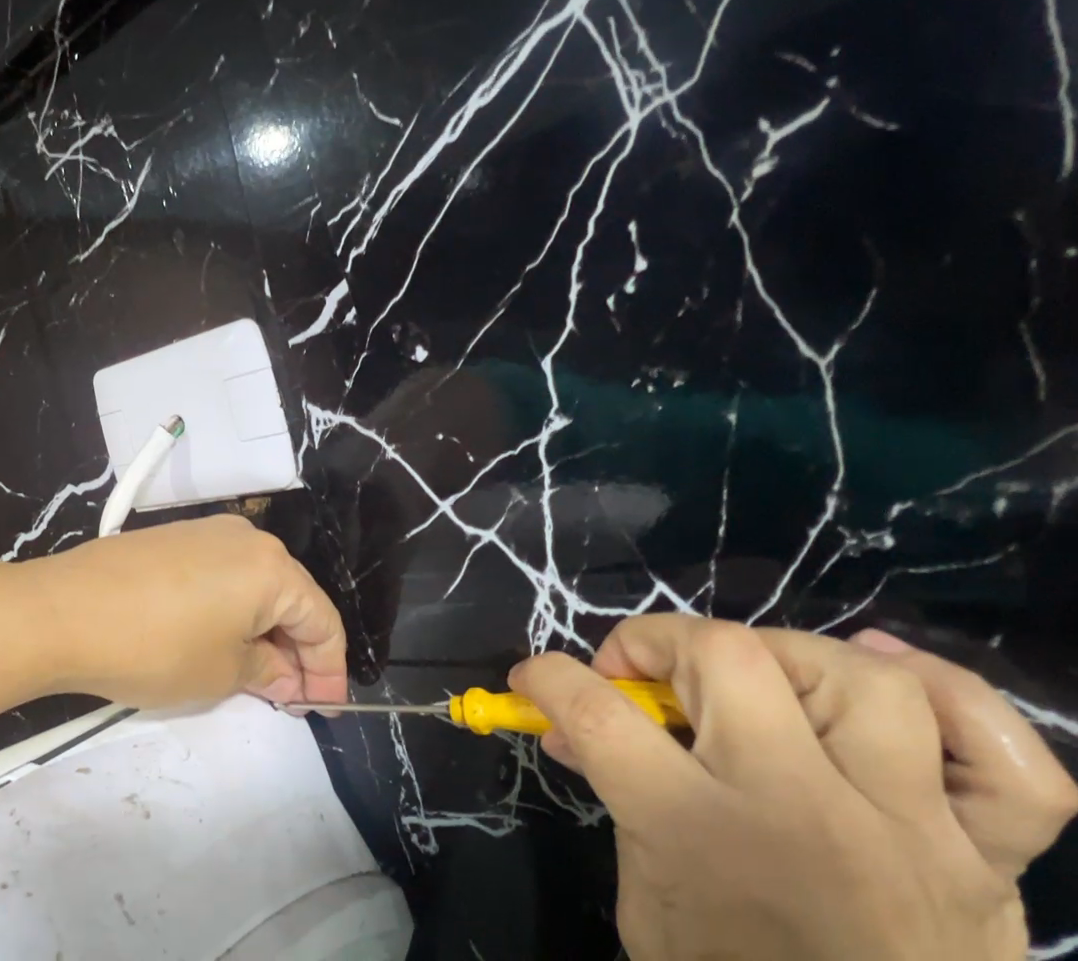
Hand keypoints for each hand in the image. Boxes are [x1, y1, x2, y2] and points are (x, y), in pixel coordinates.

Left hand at [19, 515, 346, 708]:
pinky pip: (217, 578)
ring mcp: (201, 534)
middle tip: (290, 697)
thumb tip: (282, 673)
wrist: (61, 612)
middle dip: (295, 650)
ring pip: (250, 587)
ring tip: (252, 675)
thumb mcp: (221, 673)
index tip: (324, 709)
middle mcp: (243, 539)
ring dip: (259, 631)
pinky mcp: (167, 540)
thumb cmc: (155, 648)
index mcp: (271, 568)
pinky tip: (213, 641)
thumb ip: (265, 671)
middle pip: (288, 599)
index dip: (328, 672)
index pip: (321, 621)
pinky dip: (227, 611)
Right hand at [509, 615, 1077, 960]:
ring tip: (757, 683)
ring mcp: (909, 830)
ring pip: (862, 681)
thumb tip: (574, 728)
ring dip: (787, 659)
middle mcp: (802, 811)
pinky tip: (893, 677)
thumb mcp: (646, 902)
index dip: (548, 677)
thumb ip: (617, 802)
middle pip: (728, 658)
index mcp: (698, 832)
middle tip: (646, 677)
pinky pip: (1009, 759)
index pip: (599, 715)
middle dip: (661, 644)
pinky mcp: (990, 859)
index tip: (536, 678)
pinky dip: (958, 698)